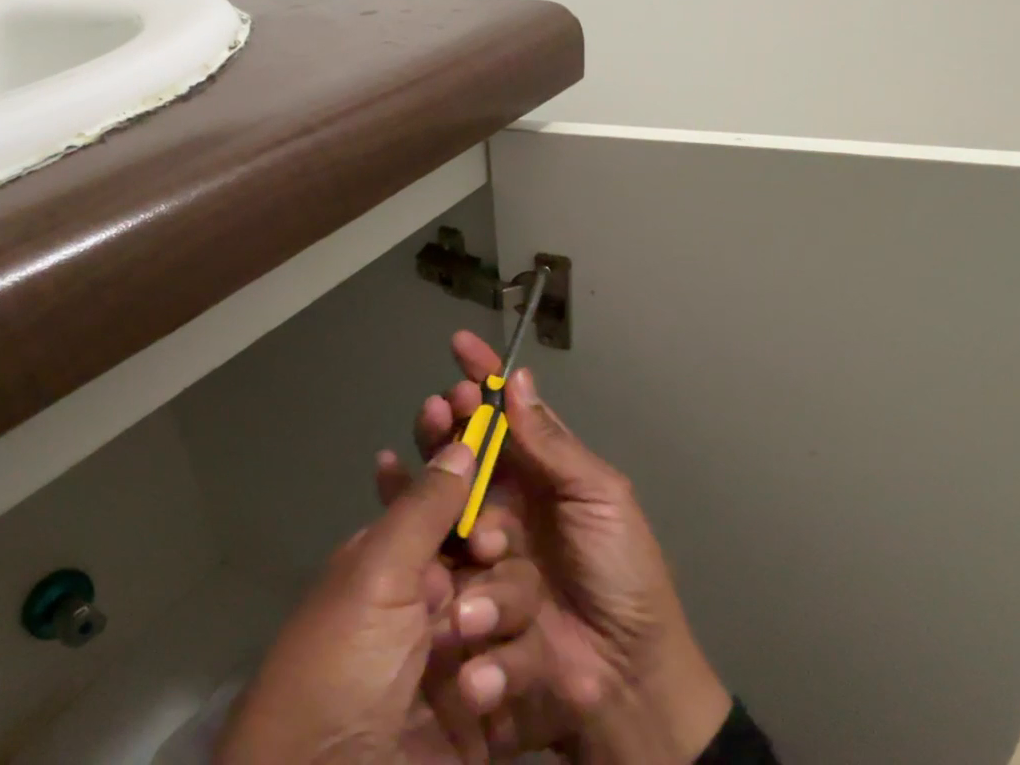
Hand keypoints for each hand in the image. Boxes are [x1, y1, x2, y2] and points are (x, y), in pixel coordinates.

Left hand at [215, 440, 546, 764]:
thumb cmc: (343, 660)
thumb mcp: (376, 574)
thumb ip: (425, 508)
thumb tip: (460, 441)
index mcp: (396, 558)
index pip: (451, 504)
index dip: (481, 481)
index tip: (517, 473)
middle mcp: (430, 595)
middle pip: (495, 554)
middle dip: (496, 566)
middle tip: (482, 575)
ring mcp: (460, 648)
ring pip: (516, 603)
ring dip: (497, 620)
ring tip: (461, 647)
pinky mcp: (484, 699)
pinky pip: (520, 664)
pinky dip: (506, 672)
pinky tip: (481, 688)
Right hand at [393, 331, 733, 760]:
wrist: (625, 675)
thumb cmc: (623, 576)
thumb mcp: (602, 499)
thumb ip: (554, 445)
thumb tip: (517, 380)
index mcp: (543, 476)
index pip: (507, 416)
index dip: (483, 377)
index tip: (458, 344)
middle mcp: (506, 503)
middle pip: (462, 451)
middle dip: (448, 425)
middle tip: (440, 408)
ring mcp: (479, 547)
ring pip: (444, 499)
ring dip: (449, 483)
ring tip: (458, 485)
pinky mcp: (458, 587)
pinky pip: (428, 553)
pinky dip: (411, 525)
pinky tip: (394, 506)